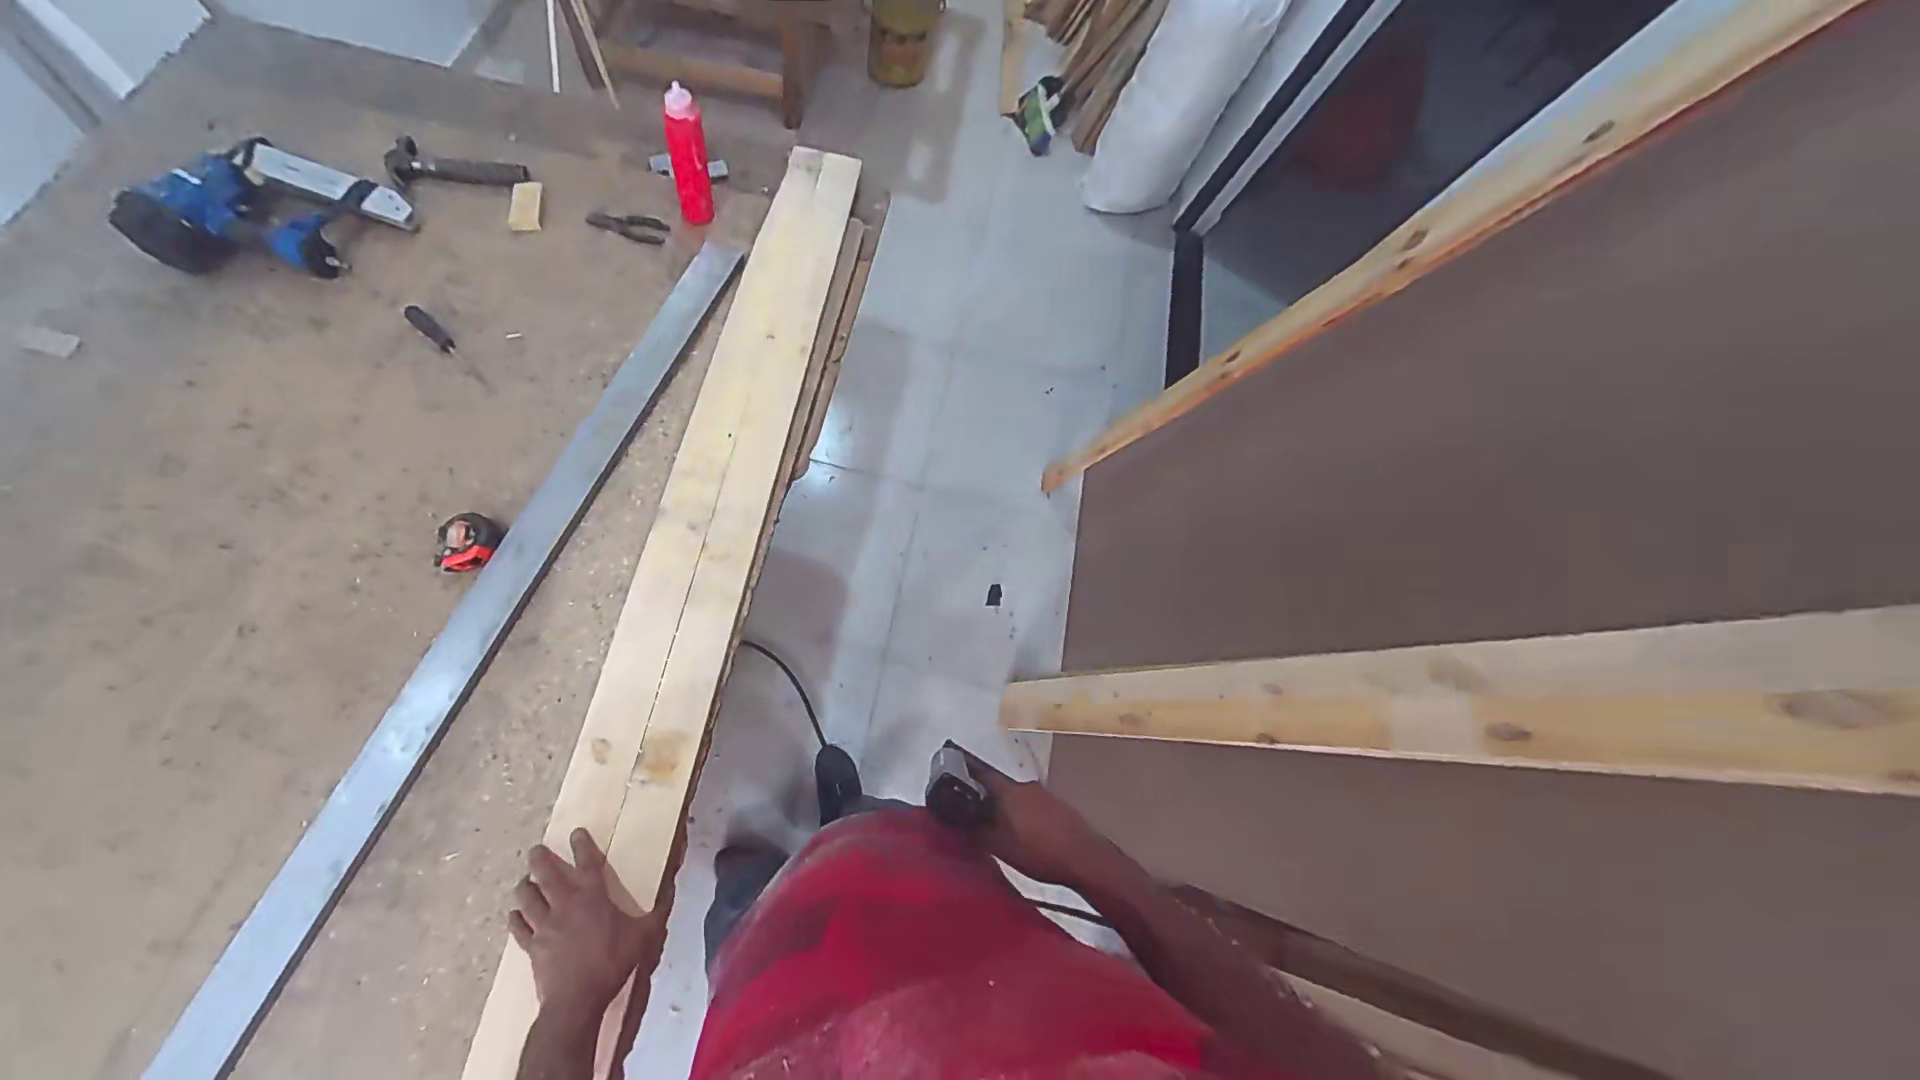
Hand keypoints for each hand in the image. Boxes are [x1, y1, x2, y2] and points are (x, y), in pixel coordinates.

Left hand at [509, 829, 671, 1015]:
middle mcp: (565, 904)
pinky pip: (519, 927)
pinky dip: (516, 917)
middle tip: (536, 850)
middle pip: (547, 875)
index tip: (576, 832)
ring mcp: (545, 926)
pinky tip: (515, 914)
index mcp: (593, 896)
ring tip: (525, 880)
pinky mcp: (532, 947)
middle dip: (540, 859)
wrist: (577, 1000)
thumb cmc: (613, 961)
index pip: (587, 862)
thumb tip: (673, 888)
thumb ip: (659, 909)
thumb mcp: (646, 933)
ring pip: (527, 898)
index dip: (582, 845)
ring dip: (525, 886)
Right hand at [963, 751, 1138, 891]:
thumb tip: (958, 823)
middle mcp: (1026, 786)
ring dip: (1006, 808)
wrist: (1085, 857)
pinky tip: (1024, 833)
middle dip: (985, 797)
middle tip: (973, 811)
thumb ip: (977, 833)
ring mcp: (1044, 794)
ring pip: (1016, 797)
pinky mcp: (1058, 806)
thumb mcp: (1001, 847)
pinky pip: (1032, 805)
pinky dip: (1023, 814)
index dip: (966, 768)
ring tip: (998, 828)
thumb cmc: (1039, 852)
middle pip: (999, 786)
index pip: (981, 772)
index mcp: (1009, 792)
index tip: (952, 765)